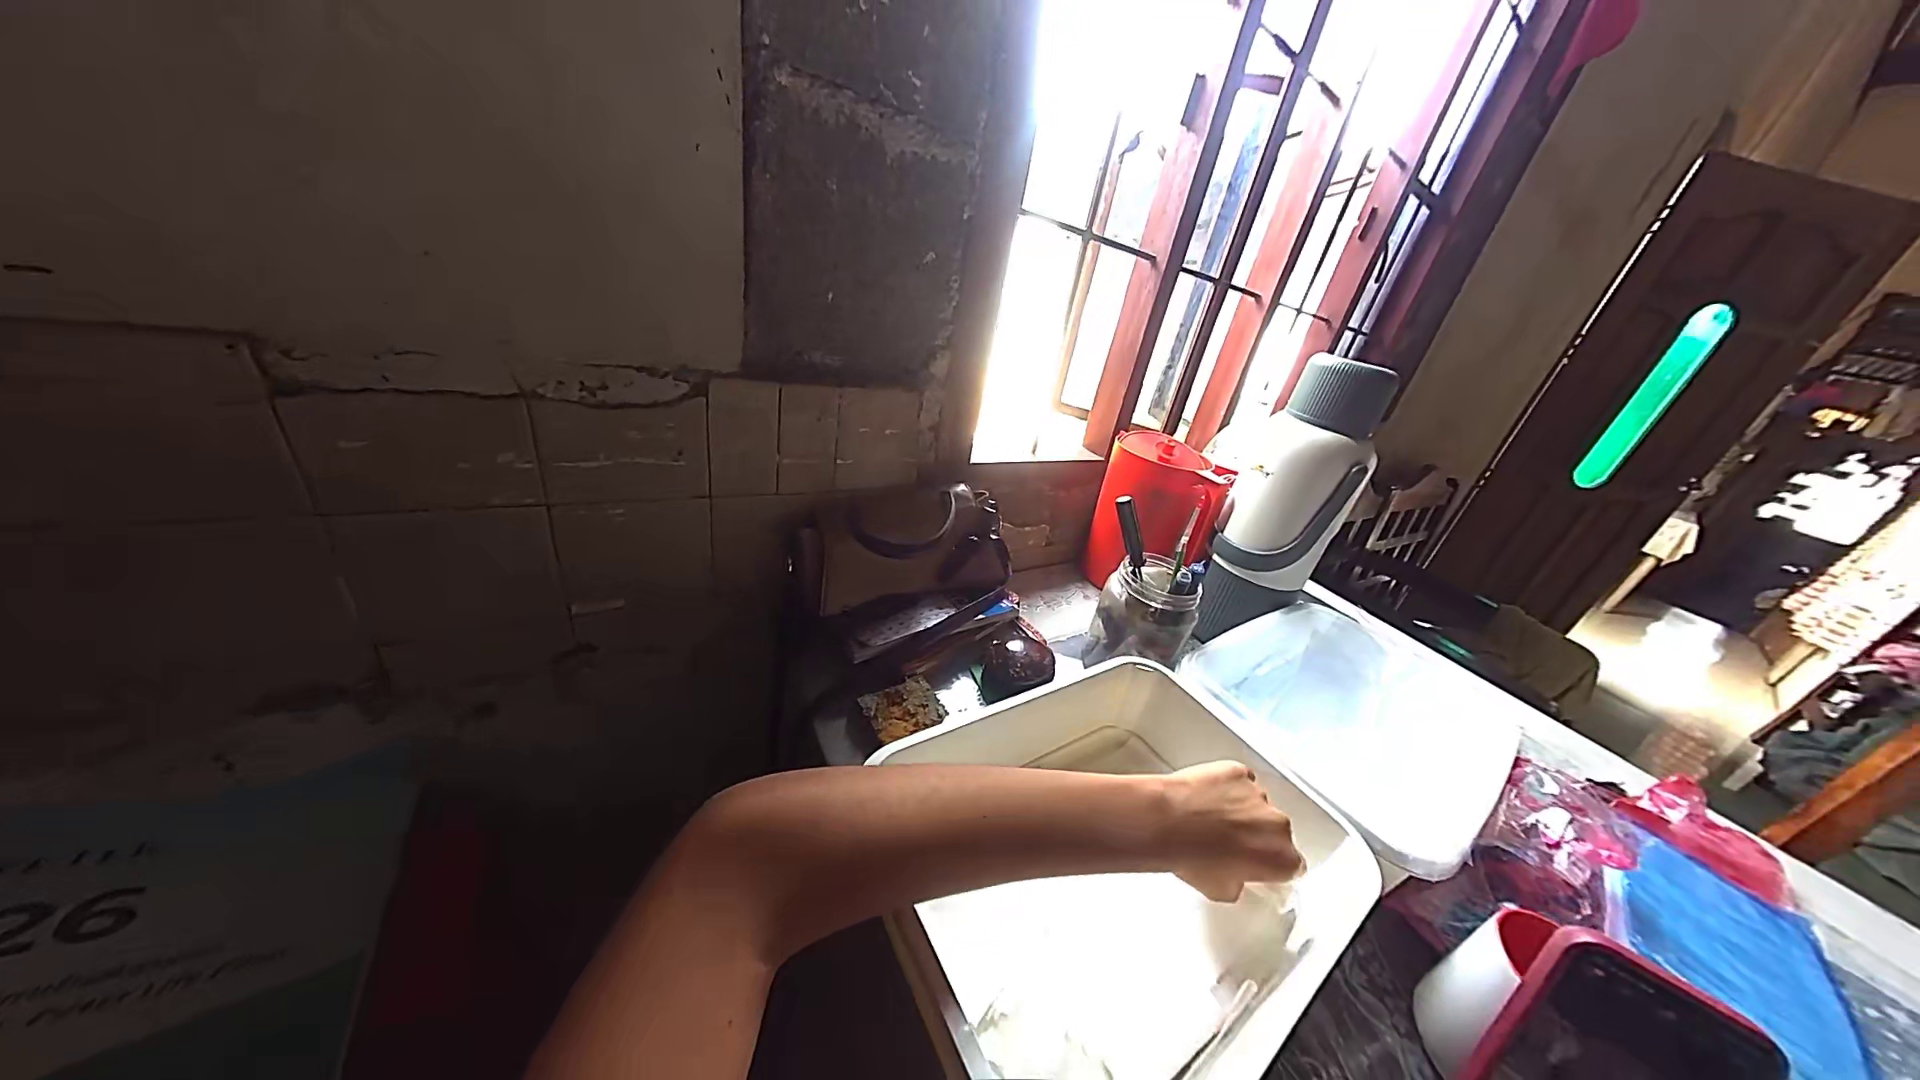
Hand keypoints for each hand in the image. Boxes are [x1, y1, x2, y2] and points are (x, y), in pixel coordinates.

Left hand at [1158, 761, 1304, 901]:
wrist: (1166, 822)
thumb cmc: (1191, 856)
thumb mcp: (1221, 890)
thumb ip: (1241, 882)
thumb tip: (1234, 876)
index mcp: (1282, 859)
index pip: (1291, 864)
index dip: (1271, 864)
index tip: (1256, 862)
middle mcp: (1277, 823)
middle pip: (1274, 830)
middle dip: (1256, 834)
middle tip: (1227, 839)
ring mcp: (1257, 793)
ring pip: (1255, 802)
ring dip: (1240, 808)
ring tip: (1210, 815)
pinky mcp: (1237, 771)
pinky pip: (1238, 779)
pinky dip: (1226, 785)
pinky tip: (1206, 795)